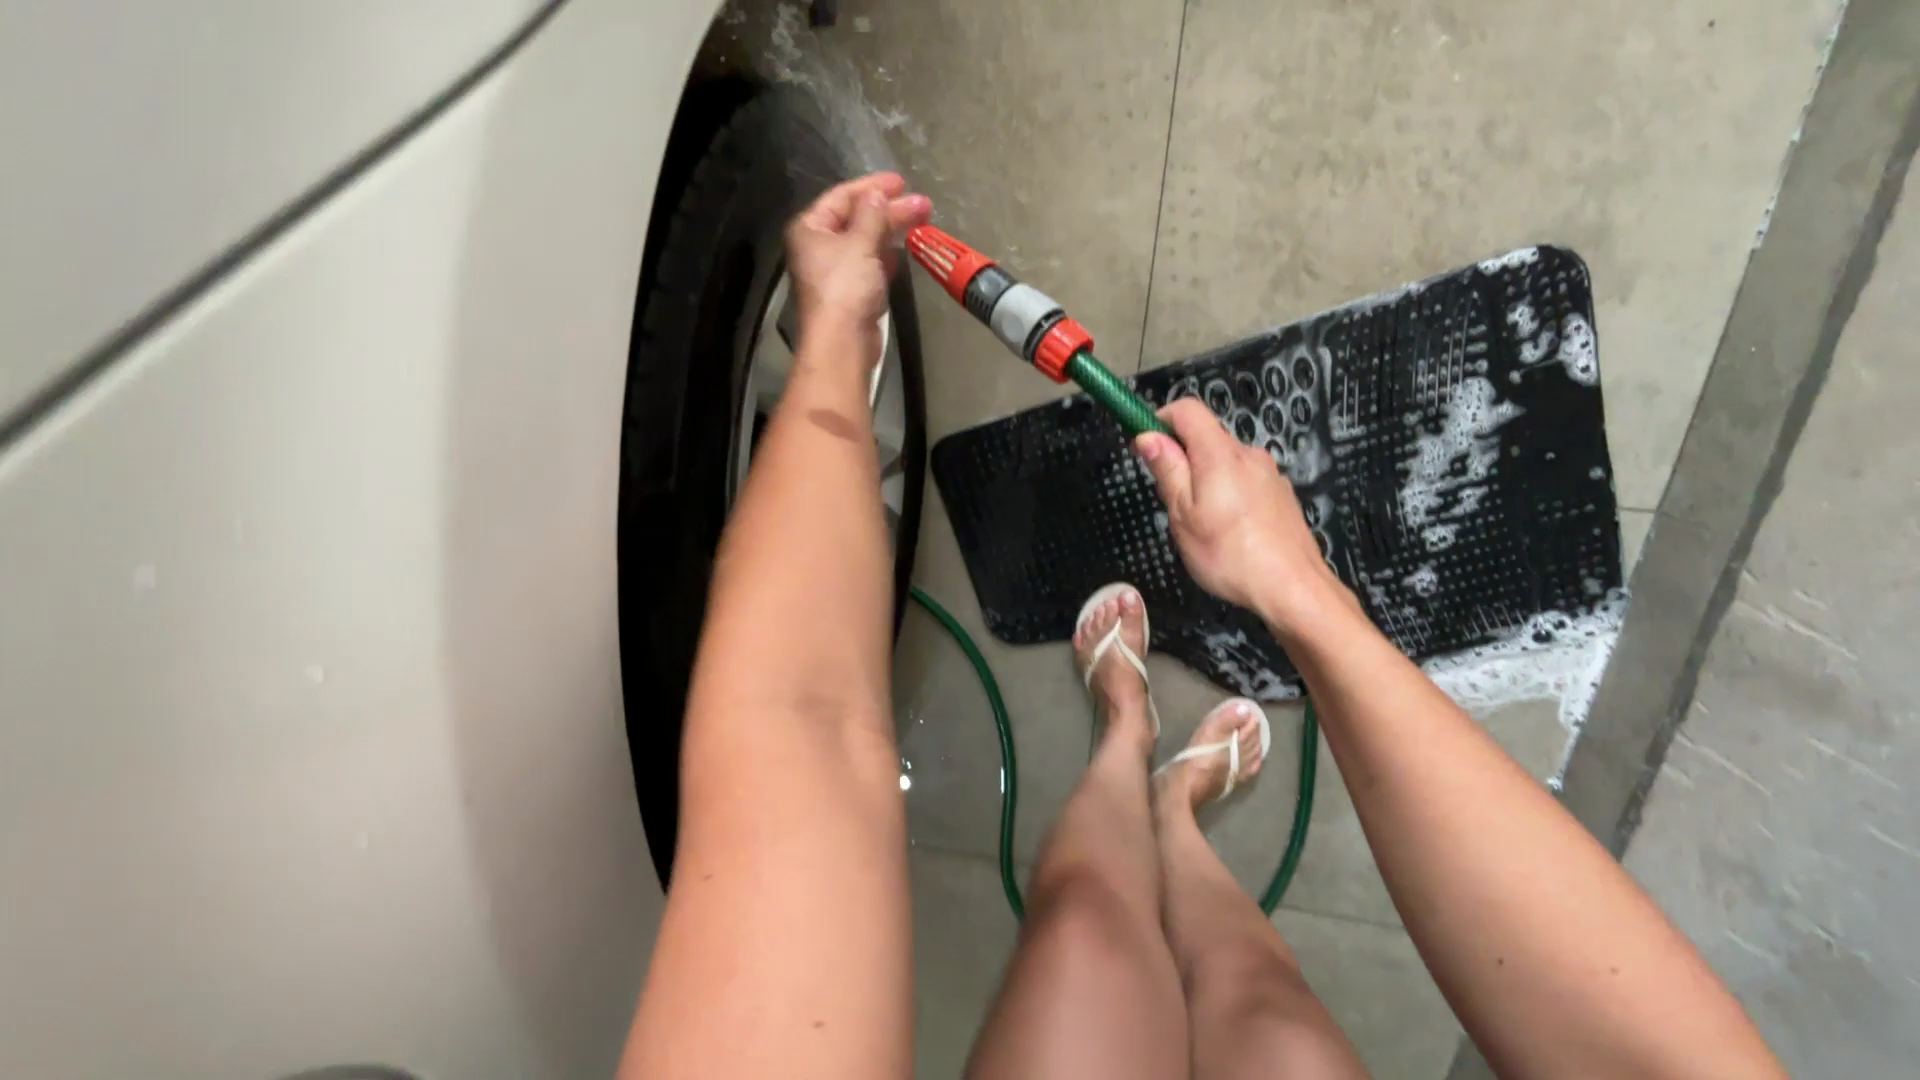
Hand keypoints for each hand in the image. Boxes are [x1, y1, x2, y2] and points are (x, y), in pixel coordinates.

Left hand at [785, 172, 933, 334]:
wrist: (843, 342)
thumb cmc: (845, 287)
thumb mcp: (860, 242)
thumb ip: (872, 214)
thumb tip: (879, 194)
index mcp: (810, 228)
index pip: (842, 197)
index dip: (872, 186)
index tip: (901, 182)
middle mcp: (819, 247)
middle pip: (856, 219)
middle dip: (889, 210)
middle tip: (922, 204)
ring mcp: (835, 272)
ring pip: (866, 242)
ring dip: (891, 231)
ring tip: (921, 221)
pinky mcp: (852, 293)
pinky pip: (870, 265)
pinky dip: (886, 255)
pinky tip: (904, 248)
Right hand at [1135, 399, 1358, 635]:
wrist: (1292, 588)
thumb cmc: (1228, 555)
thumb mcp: (1183, 515)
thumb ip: (1167, 470)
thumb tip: (1148, 436)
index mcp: (1220, 453)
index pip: (1187, 409)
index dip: (1159, 420)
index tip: (1144, 449)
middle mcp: (1248, 454)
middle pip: (1205, 437)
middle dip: (1181, 459)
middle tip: (1171, 503)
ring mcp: (1269, 474)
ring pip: (1224, 462)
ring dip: (1204, 480)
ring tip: (1200, 524)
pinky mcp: (1280, 494)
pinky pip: (1243, 480)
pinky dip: (1226, 493)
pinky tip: (1227, 531)